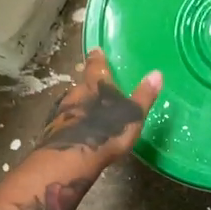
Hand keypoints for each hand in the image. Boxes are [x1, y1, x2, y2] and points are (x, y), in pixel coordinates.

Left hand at [39, 49, 161, 162]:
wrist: (70, 159)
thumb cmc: (107, 132)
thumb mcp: (132, 115)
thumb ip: (144, 96)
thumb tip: (157, 73)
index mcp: (96, 86)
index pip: (96, 66)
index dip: (97, 58)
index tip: (96, 51)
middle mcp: (76, 94)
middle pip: (82, 84)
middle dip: (89, 85)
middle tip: (96, 85)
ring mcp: (62, 112)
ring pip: (72, 102)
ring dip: (80, 104)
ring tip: (89, 109)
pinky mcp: (53, 131)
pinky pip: (64, 120)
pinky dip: (72, 122)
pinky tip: (77, 130)